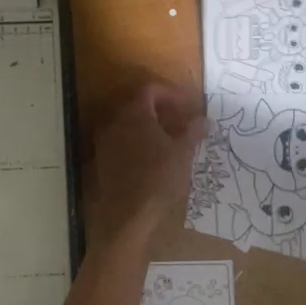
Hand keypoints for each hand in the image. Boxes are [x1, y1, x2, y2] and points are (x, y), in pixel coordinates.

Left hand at [89, 79, 206, 243]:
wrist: (127, 214)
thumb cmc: (158, 178)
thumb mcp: (183, 153)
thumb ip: (192, 131)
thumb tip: (203, 120)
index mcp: (134, 113)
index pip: (151, 90)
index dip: (172, 94)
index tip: (189, 106)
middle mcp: (114, 122)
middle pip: (139, 106)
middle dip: (162, 110)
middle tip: (182, 122)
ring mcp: (105, 141)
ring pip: (129, 125)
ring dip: (150, 127)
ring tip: (171, 141)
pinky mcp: (102, 160)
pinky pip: (122, 142)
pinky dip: (139, 142)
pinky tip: (154, 157)